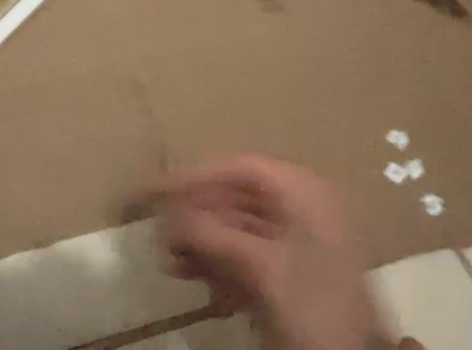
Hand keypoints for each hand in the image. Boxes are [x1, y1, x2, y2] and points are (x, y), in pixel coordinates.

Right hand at [158, 155, 394, 349]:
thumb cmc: (313, 304)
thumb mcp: (260, 267)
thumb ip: (211, 234)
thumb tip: (166, 216)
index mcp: (304, 193)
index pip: (242, 168)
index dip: (198, 175)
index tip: (159, 189)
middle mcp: (303, 209)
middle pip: (237, 198)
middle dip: (197, 215)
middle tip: (158, 229)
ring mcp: (299, 244)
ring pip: (238, 229)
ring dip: (202, 242)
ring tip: (170, 260)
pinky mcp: (292, 276)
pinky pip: (247, 256)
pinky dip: (219, 264)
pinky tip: (191, 276)